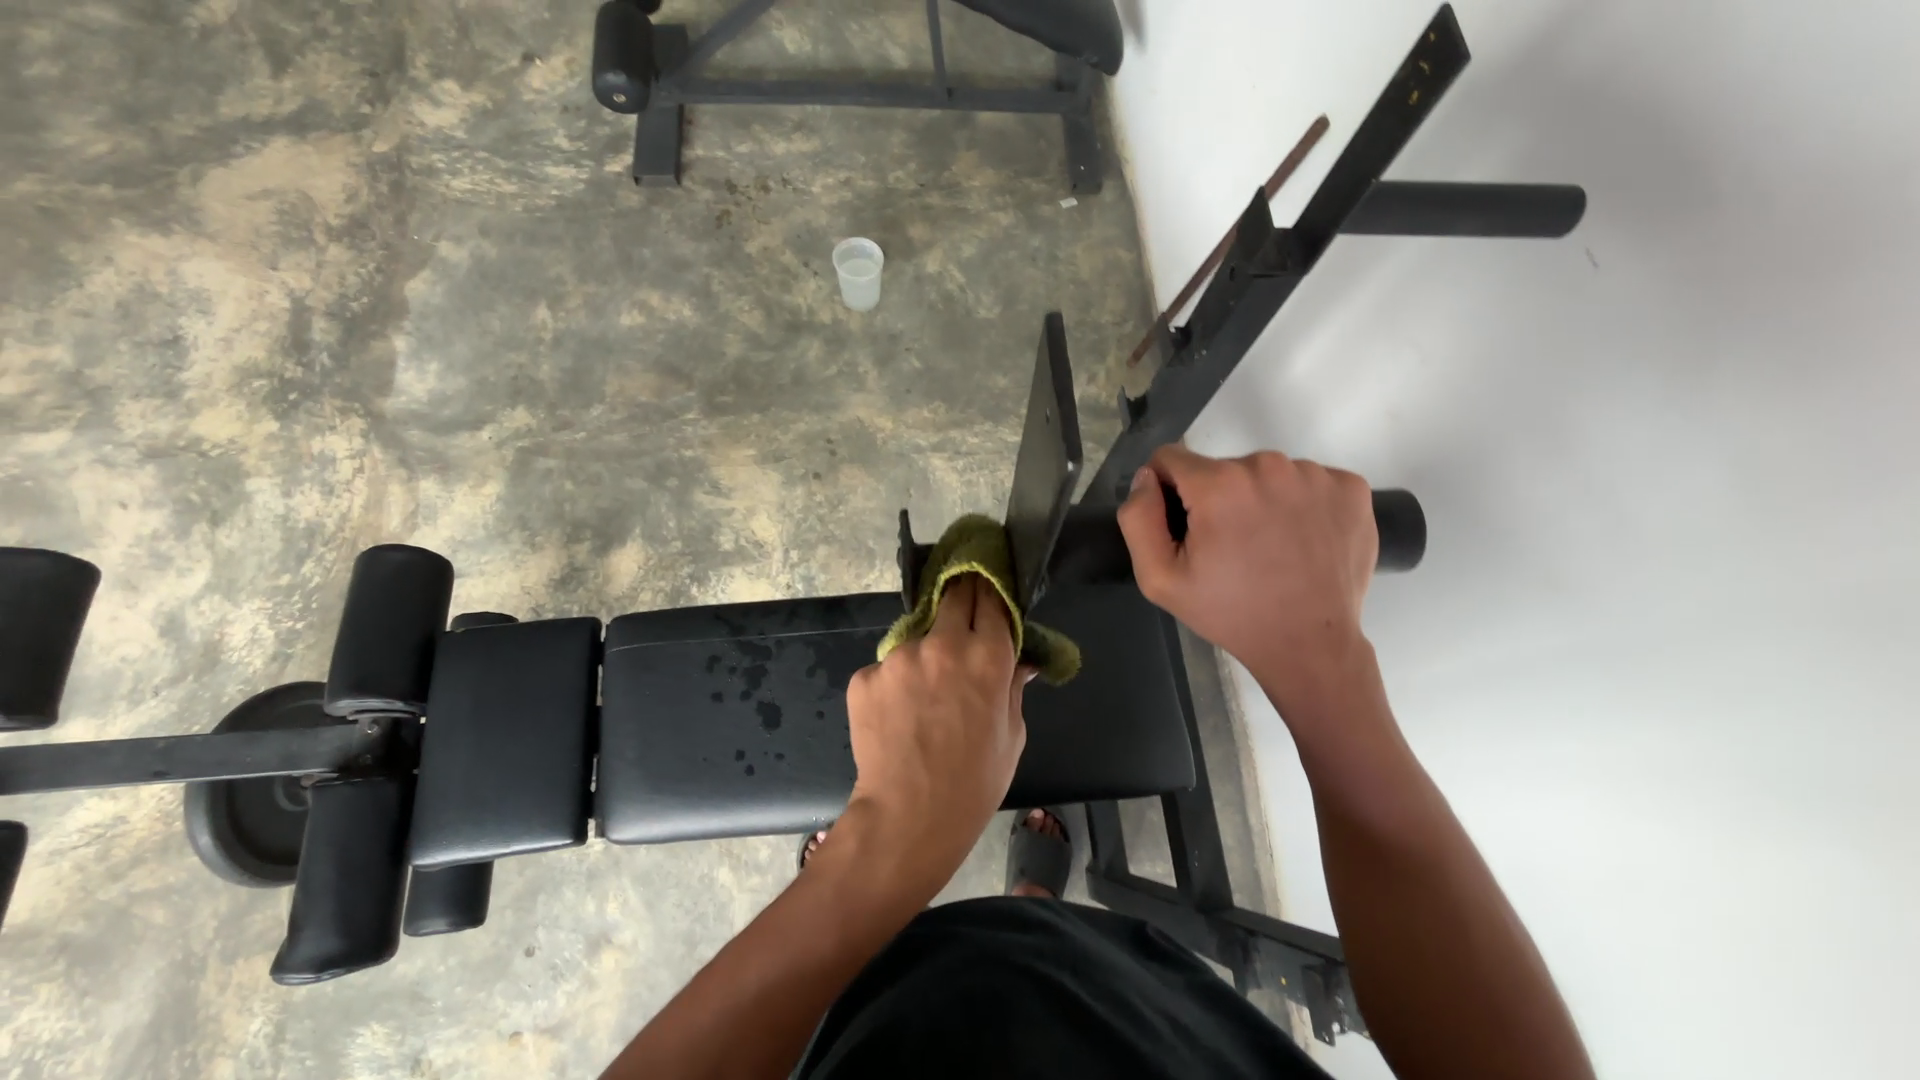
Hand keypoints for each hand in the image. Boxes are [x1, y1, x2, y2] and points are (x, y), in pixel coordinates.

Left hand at [843, 575, 1029, 889]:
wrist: (909, 815)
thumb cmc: (974, 782)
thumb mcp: (1012, 735)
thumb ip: (1013, 687)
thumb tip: (1019, 662)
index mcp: (987, 656)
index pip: (991, 599)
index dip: (992, 592)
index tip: (990, 587)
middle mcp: (942, 644)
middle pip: (953, 597)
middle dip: (960, 600)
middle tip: (961, 613)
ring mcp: (898, 657)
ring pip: (916, 638)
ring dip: (924, 654)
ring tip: (923, 699)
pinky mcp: (865, 675)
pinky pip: (886, 670)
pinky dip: (894, 684)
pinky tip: (898, 717)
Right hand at [1116, 445, 1376, 702]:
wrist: (1310, 644)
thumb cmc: (1230, 613)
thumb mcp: (1159, 579)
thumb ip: (1139, 519)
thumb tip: (1147, 478)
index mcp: (1220, 484)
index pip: (1172, 458)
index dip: (1168, 492)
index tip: (1185, 529)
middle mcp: (1269, 465)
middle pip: (1222, 468)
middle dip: (1218, 500)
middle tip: (1230, 549)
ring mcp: (1316, 475)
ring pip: (1266, 474)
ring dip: (1260, 501)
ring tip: (1269, 548)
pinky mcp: (1351, 488)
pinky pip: (1309, 482)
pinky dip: (1300, 505)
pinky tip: (1301, 542)